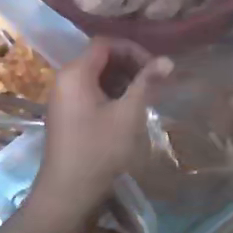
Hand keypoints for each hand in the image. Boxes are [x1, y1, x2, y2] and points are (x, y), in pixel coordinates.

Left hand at [30, 39, 172, 213]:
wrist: (69, 190)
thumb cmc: (100, 149)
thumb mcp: (128, 114)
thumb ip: (147, 84)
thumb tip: (168, 60)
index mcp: (76, 73)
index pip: (105, 43)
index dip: (133, 49)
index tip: (155, 68)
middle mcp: (65, 78)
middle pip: (101, 56)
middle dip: (130, 64)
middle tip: (155, 82)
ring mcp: (64, 96)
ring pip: (98, 74)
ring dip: (124, 79)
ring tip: (146, 96)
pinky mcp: (68, 112)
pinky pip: (92, 90)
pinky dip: (113, 92)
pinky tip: (129, 109)